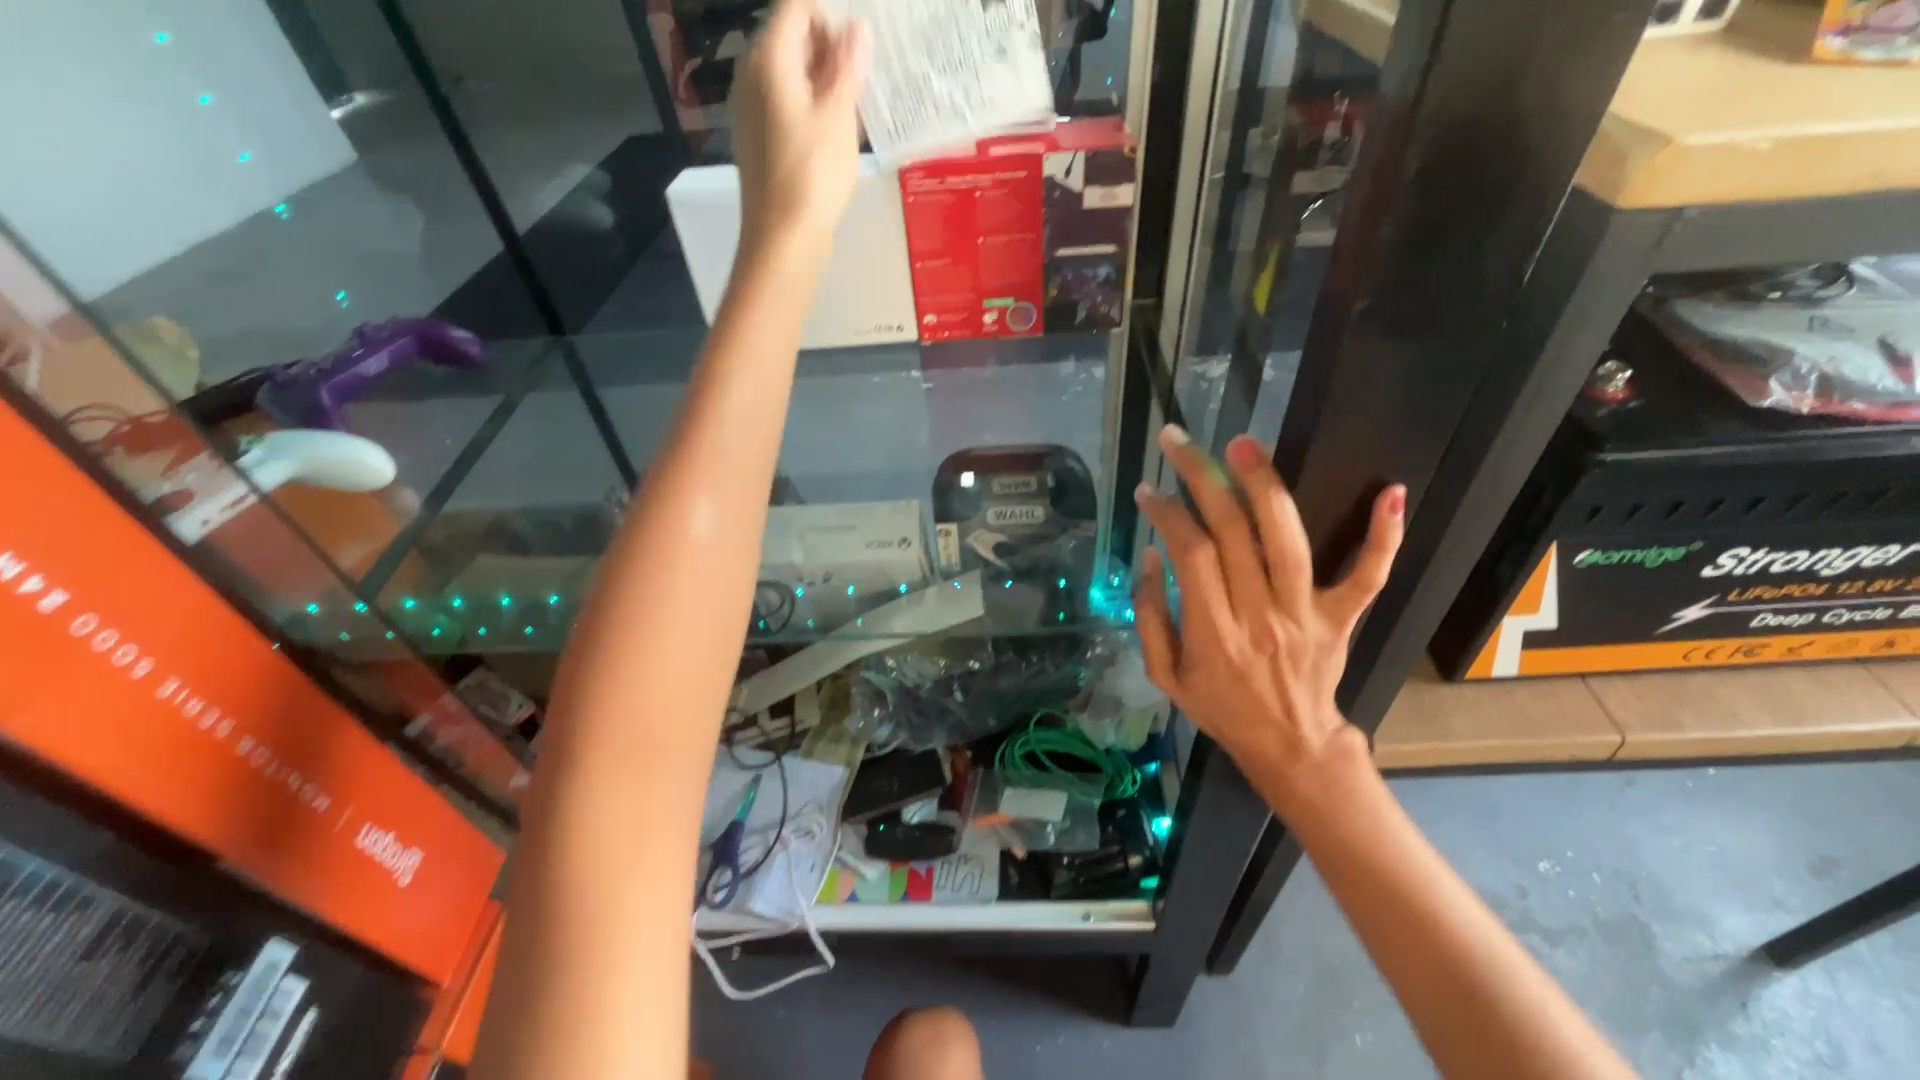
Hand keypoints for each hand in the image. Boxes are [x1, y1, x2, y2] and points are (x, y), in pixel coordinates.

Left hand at [730, 0, 870, 250]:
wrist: (782, 237)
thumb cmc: (813, 174)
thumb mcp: (839, 115)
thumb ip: (847, 65)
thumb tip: (857, 27)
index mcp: (768, 60)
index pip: (795, 8)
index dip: (829, 19)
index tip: (856, 54)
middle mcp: (750, 75)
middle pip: (788, 36)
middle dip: (826, 49)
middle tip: (857, 84)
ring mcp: (748, 106)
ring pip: (787, 70)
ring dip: (820, 79)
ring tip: (848, 110)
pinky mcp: (755, 135)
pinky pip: (782, 100)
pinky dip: (807, 103)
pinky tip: (829, 133)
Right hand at [1132, 426, 1404, 815]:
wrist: (1289, 746)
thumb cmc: (1221, 709)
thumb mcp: (1165, 677)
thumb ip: (1151, 617)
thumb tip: (1152, 558)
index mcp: (1212, 633)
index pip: (1190, 554)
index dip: (1167, 514)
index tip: (1148, 491)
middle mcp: (1259, 616)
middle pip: (1231, 533)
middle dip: (1200, 478)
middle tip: (1178, 441)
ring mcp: (1306, 614)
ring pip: (1287, 540)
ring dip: (1264, 486)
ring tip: (1241, 445)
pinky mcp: (1342, 617)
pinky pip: (1368, 575)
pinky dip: (1383, 536)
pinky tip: (1390, 491)